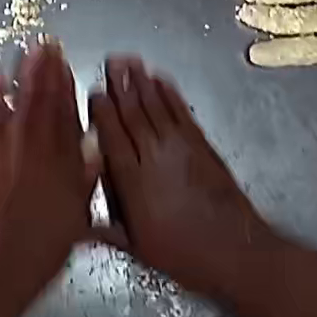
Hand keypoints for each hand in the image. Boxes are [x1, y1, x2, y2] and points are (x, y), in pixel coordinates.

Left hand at [0, 41, 97, 287]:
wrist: (2, 261)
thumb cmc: (44, 244)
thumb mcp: (78, 211)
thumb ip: (86, 173)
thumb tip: (94, 142)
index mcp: (66, 158)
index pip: (68, 112)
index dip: (67, 84)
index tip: (66, 63)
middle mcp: (40, 143)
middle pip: (46, 97)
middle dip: (48, 68)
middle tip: (48, 43)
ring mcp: (10, 143)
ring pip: (22, 98)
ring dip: (26, 71)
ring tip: (30, 49)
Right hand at [88, 57, 280, 304]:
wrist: (237, 252)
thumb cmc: (185, 255)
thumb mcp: (139, 250)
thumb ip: (109, 231)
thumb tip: (79, 226)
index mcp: (134, 183)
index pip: (112, 138)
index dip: (102, 113)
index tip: (93, 92)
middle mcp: (154, 157)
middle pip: (133, 114)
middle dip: (119, 86)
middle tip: (110, 62)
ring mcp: (179, 147)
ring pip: (155, 107)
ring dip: (141, 82)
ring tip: (130, 62)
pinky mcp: (201, 144)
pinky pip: (180, 111)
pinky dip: (169, 93)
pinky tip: (160, 81)